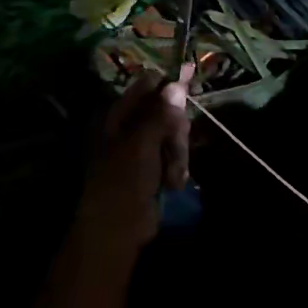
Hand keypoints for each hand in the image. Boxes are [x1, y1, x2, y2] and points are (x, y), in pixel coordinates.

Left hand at [77, 65, 192, 249]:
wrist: (117, 228)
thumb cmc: (123, 181)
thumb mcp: (142, 143)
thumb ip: (160, 113)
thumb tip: (177, 84)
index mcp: (117, 116)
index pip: (146, 86)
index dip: (168, 83)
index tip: (190, 80)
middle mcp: (129, 128)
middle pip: (166, 111)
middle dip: (176, 129)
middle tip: (176, 143)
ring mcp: (142, 149)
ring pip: (174, 136)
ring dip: (177, 154)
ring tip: (172, 175)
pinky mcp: (154, 168)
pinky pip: (174, 157)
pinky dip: (176, 169)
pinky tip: (172, 183)